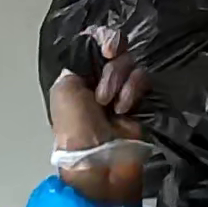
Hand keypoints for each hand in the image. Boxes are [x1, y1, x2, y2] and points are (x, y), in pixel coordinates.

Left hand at [47, 38, 148, 205]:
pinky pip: (144, 79)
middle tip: (104, 92)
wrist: (102, 167)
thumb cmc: (77, 132)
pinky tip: (125, 109)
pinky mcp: (141, 100)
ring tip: (114, 106)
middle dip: (113, 68)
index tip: (107, 51)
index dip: (103, 39)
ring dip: (122, 82)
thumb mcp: (63, 92)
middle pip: (117, 50)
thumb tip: (95, 51)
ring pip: (131, 64)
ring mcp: (122, 91)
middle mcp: (100, 80)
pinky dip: (135, 90)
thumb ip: (76, 63)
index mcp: (78, 77)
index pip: (94, 43)